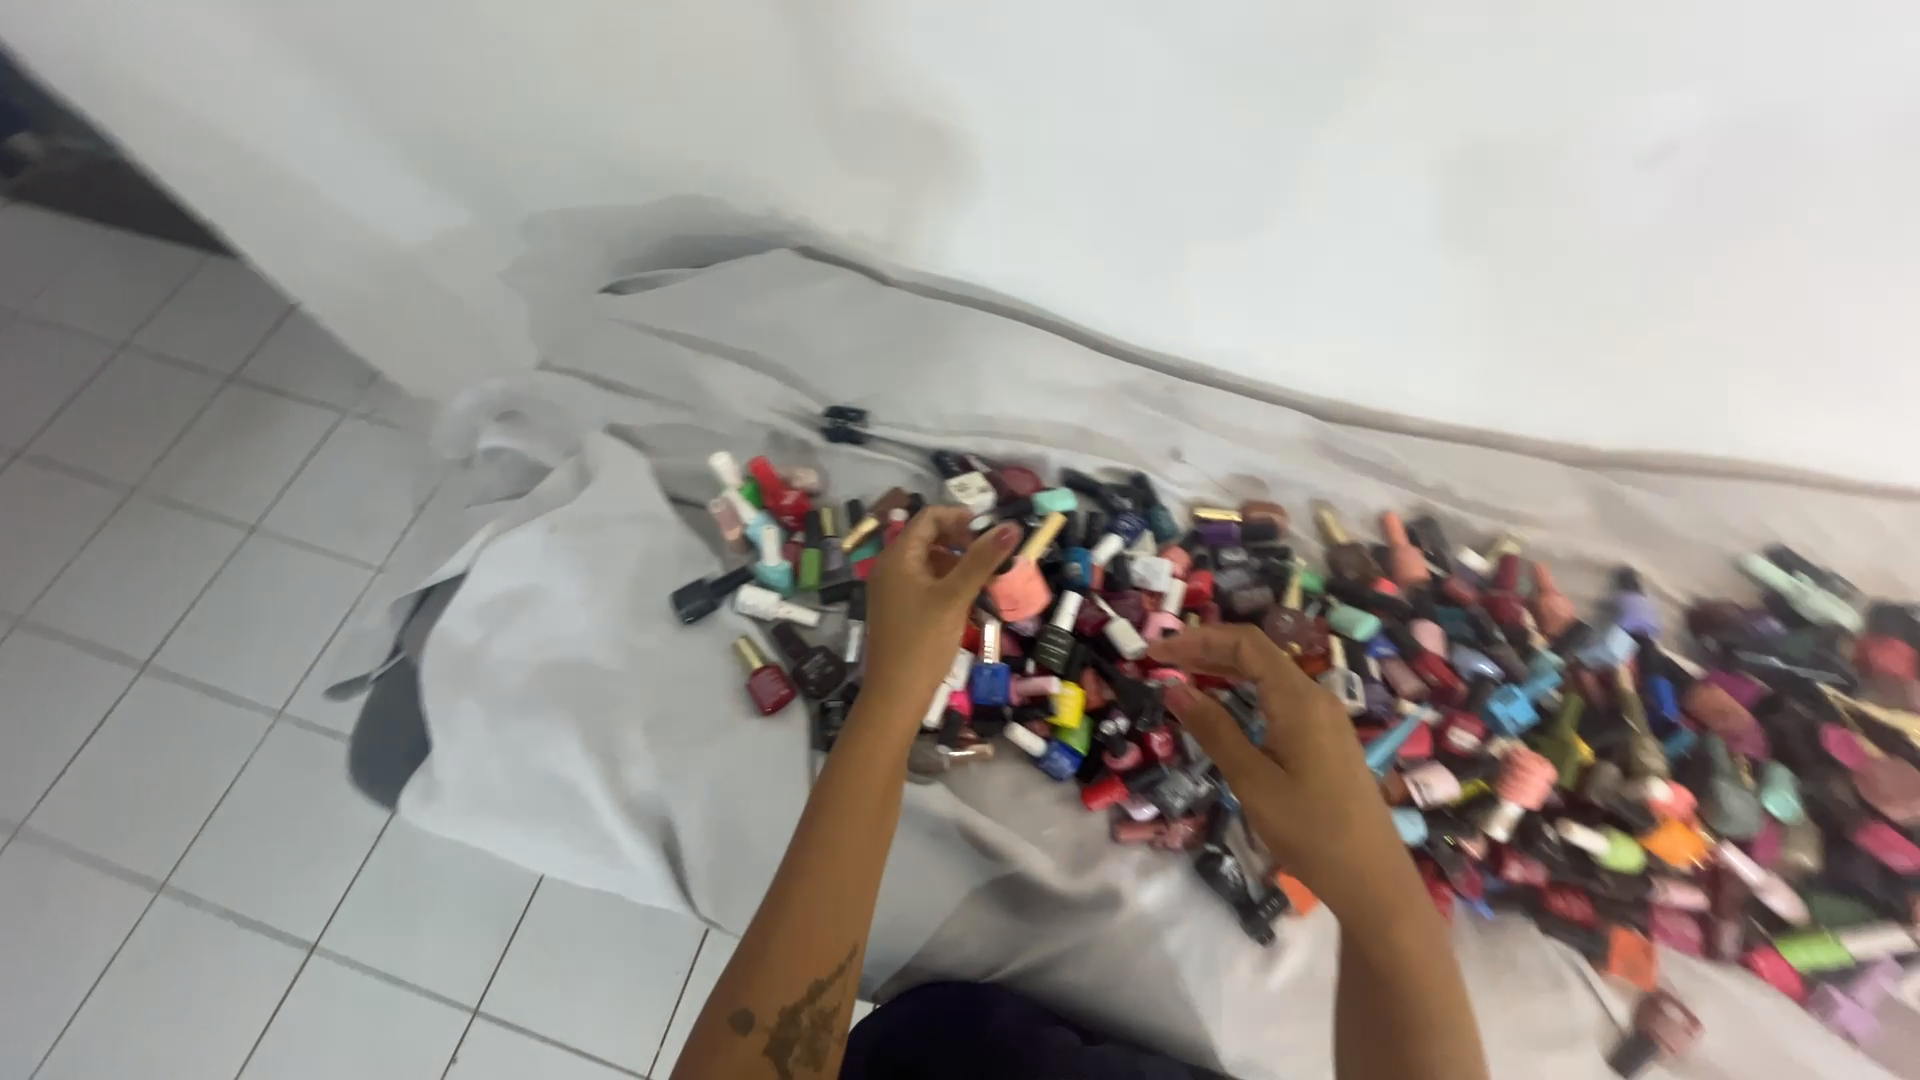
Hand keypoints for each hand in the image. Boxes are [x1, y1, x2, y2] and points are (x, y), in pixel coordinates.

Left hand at [859, 506, 1018, 715]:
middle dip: (963, 543)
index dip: (961, 519)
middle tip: (992, 561)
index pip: (929, 518)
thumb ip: (982, 560)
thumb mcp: (955, 597)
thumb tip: (1011, 526)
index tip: (991, 535)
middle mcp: (890, 567)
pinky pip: (926, 583)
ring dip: (959, 565)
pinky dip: (948, 585)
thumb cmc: (924, 641)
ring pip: (930, 562)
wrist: (896, 695)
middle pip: (929, 538)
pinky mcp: (899, 609)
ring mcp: (892, 589)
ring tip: (987, 583)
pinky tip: (969, 602)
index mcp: (897, 557)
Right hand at [1149, 625, 1423, 925]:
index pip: (1245, 644)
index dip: (1197, 639)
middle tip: (1160, 662)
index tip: (1156, 654)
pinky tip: (1222, 706)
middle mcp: (1315, 697)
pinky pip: (1278, 697)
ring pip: (1267, 675)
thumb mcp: (1251, 781)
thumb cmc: (1310, 830)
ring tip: (1182, 676)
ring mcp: (1324, 717)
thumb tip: (1174, 688)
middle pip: (1256, 654)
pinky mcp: (1325, 738)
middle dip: (1205, 650)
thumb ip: (1213, 729)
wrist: (1374, 881)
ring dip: (1223, 669)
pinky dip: (1243, 691)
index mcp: (1299, 699)